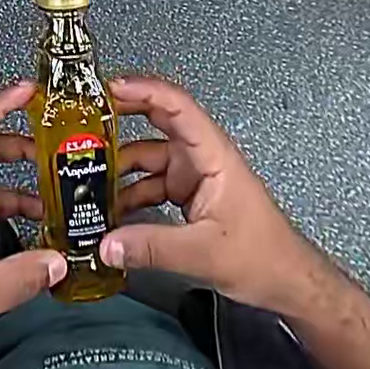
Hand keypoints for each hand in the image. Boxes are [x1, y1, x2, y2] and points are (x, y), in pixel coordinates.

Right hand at [100, 75, 334, 317]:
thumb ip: (152, 248)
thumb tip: (107, 244)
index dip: (145, 91)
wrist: (285, 280)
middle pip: (158, 122)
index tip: (112, 88)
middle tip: (84, 119)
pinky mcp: (186, 194)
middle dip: (122, 115)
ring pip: (148, 158)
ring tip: (84, 177)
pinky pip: (149, 185)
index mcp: (213, 154)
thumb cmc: (263, 255)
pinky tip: (107, 211)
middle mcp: (200, 157)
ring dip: (119, 167)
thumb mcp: (204, 252)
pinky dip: (128, 194)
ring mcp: (192, 175)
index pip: (178, 107)